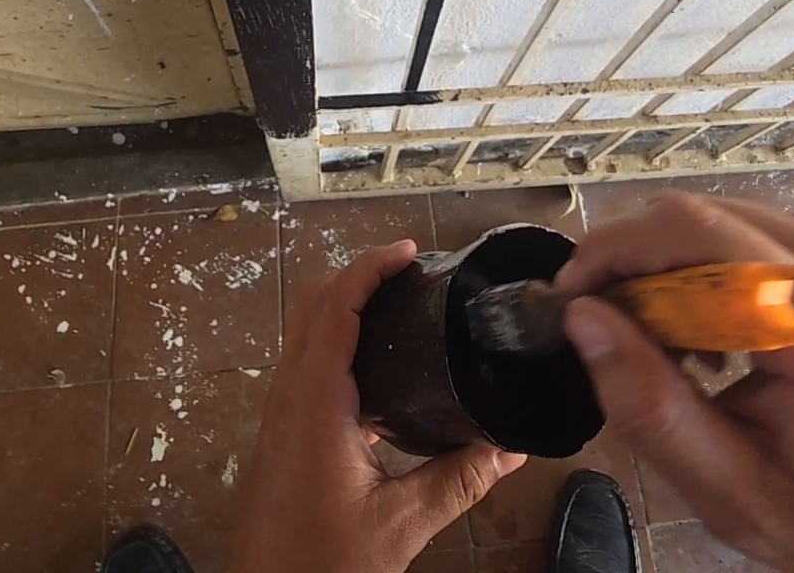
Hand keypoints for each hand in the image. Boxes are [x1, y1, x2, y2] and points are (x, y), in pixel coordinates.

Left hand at [227, 240, 526, 572]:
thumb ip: (458, 481)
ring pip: (305, 328)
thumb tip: (511, 447)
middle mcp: (290, 392)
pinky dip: (338, 333)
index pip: (336, 306)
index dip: (370, 267)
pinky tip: (378, 357)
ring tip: (397, 299)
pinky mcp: (285, 427)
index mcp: (315, 400)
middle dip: (358, 273)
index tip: (408, 252)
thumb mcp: (399, 525)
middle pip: (314, 303)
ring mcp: (282, 409)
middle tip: (409, 270)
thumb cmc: (323, 563)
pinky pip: (308, 357)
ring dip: (344, 300)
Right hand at [558, 193, 793, 572]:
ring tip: (666, 343)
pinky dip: (703, 270)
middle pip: (700, 216)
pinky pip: (745, 235)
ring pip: (716, 218)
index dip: (615, 248)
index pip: (695, 232)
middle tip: (610, 327)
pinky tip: (709, 330)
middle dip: (634, 261)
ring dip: (667, 268)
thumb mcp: (731, 493)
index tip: (571, 295)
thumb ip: (649, 406)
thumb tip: (581, 316)